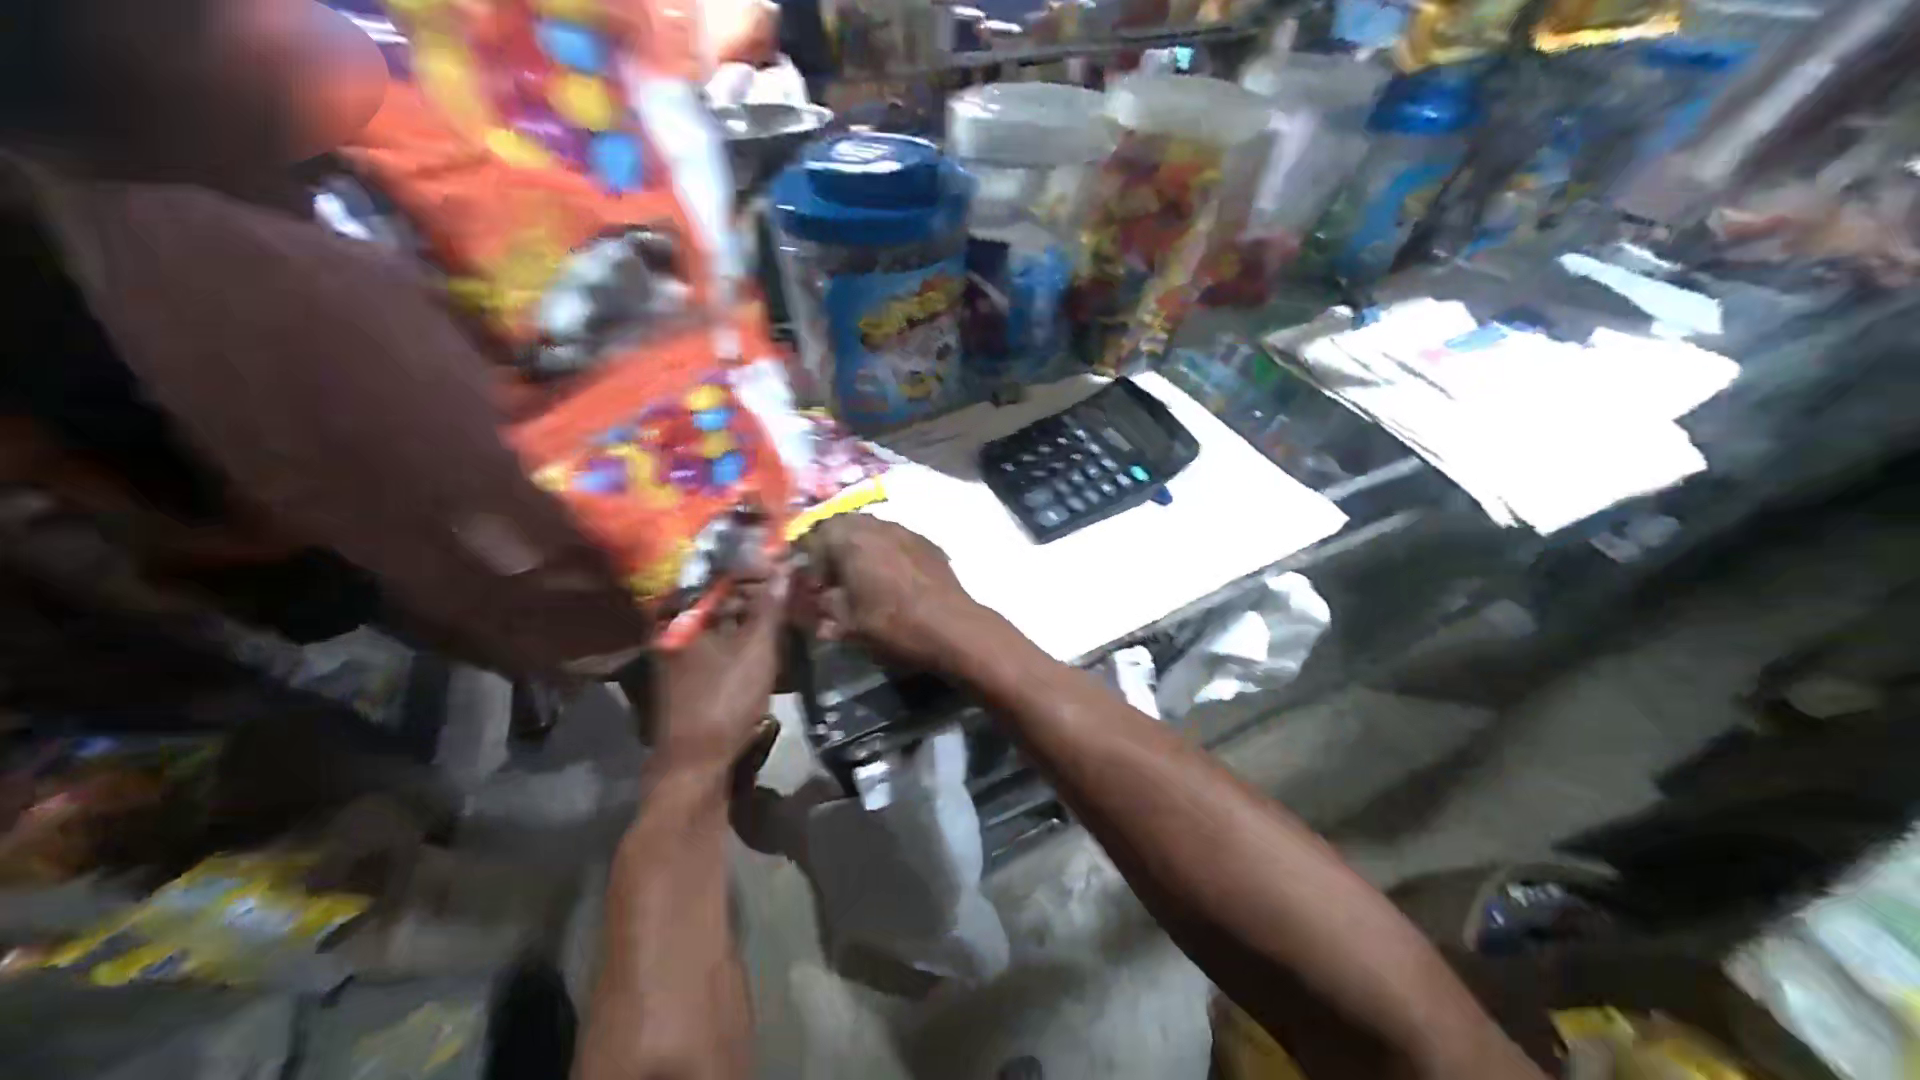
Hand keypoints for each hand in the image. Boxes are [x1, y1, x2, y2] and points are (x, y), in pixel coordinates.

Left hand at [650, 569, 785, 774]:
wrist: (696, 762)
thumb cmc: (725, 699)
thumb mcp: (756, 649)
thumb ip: (770, 606)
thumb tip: (784, 565)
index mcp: (679, 615)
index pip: (714, 571)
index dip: (747, 562)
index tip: (778, 557)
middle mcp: (671, 627)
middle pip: (714, 595)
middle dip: (750, 587)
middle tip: (784, 581)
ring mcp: (677, 651)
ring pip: (717, 618)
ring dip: (747, 611)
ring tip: (780, 605)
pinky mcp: (687, 671)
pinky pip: (715, 639)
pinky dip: (738, 633)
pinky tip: (764, 635)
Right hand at [796, 516, 988, 673]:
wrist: (952, 627)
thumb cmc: (892, 624)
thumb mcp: (847, 623)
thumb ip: (825, 607)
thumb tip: (818, 602)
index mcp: (850, 539)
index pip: (815, 535)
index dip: (810, 560)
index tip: (814, 584)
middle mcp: (877, 525)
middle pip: (844, 525)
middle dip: (835, 547)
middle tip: (836, 577)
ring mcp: (906, 531)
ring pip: (873, 529)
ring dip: (862, 548)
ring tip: (864, 577)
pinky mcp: (928, 543)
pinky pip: (897, 539)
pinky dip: (887, 552)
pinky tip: (893, 578)